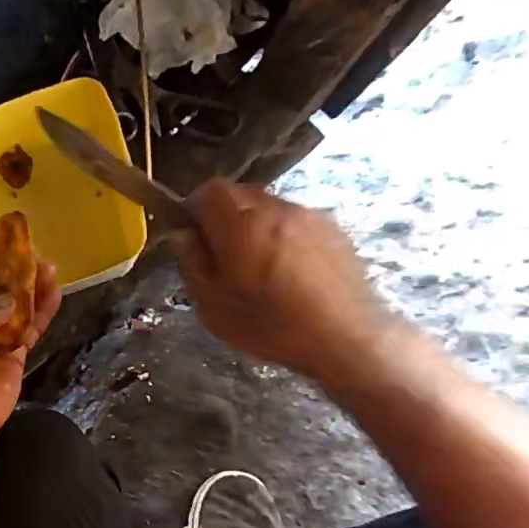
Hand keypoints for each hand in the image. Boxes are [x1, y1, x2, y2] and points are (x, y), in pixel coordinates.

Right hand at [174, 180, 397, 385]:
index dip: (197, 210)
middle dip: (227, 218)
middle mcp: (274, 208)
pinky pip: (297, 222)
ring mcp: (308, 215)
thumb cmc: (270, 326)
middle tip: (227, 256)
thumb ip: (193, 264)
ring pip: (271, 208)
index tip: (197, 238)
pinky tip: (292, 273)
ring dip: (258, 227)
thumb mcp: (213, 306)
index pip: (209, 190)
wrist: (344, 336)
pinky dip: (286, 237)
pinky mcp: (333, 229)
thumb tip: (183, 236)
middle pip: (241, 195)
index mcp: (239, 223)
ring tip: (263, 268)